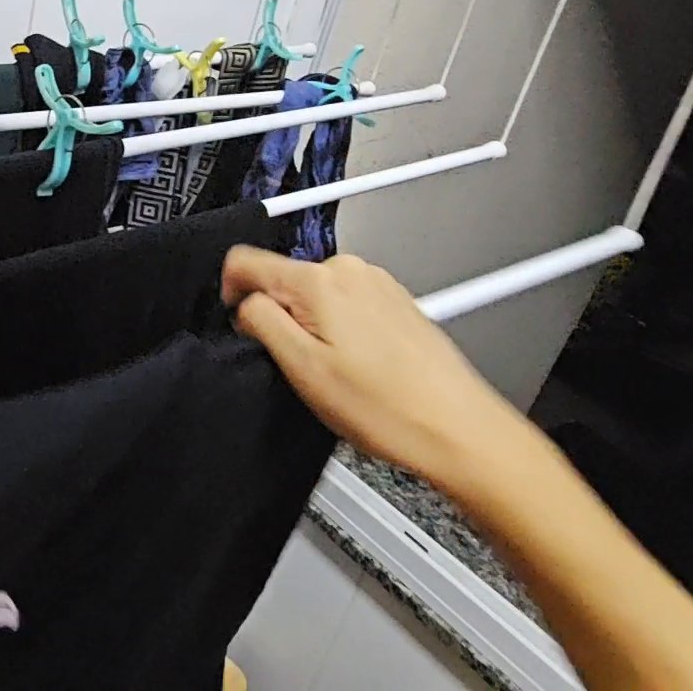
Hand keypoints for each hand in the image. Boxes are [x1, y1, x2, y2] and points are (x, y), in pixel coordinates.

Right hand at [221, 246, 533, 494]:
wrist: (461, 431)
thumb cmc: (389, 408)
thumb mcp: (301, 368)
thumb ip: (259, 321)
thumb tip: (245, 304)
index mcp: (319, 281)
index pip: (245, 261)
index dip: (231, 293)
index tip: (242, 326)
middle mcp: (349, 271)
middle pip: (282, 279)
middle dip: (279, 316)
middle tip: (299, 364)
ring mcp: (377, 284)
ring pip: (313, 295)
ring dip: (311, 326)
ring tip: (336, 370)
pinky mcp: (394, 301)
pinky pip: (344, 305)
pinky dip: (340, 331)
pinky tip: (359, 367)